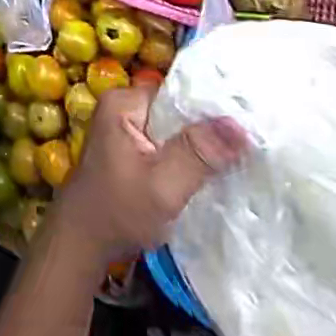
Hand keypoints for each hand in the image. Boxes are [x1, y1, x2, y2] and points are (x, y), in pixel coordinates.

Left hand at [54, 86, 247, 258]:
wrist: (82, 243)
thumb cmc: (118, 212)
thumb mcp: (163, 185)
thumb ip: (198, 153)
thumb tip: (239, 124)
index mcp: (123, 103)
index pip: (177, 92)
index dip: (211, 107)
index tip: (250, 120)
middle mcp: (122, 108)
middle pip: (177, 110)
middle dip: (209, 128)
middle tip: (254, 142)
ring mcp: (126, 130)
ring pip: (175, 130)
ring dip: (201, 146)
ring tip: (243, 155)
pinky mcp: (132, 152)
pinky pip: (167, 146)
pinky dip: (188, 158)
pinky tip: (215, 172)